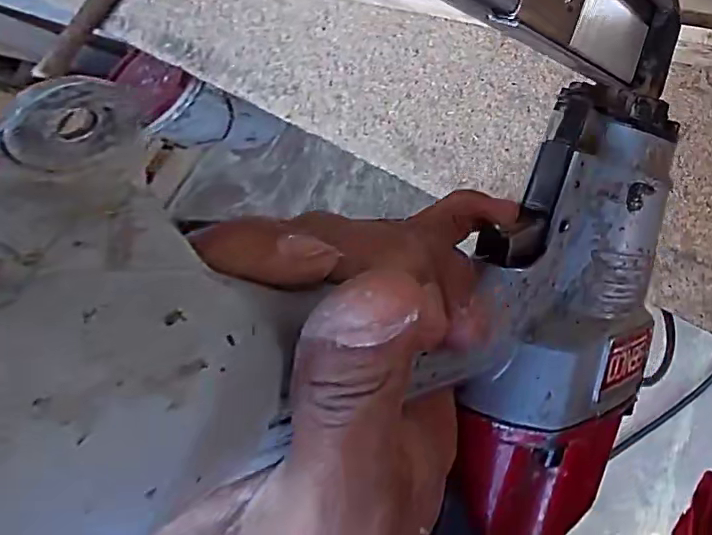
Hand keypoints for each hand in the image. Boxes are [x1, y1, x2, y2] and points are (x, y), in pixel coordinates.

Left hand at [160, 190, 519, 534]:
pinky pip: (428, 234)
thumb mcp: (331, 489)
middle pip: (323, 240)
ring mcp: (333, 303)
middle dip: (398, 265)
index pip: (227, 264)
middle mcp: (263, 322)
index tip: (369, 279)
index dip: (290, 247)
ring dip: (440, 266)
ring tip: (464, 328)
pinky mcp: (392, 298)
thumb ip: (348, 396)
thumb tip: (385, 289)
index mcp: (214, 369)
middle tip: (440, 326)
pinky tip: (497, 221)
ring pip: (383, 235)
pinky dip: (465, 222)